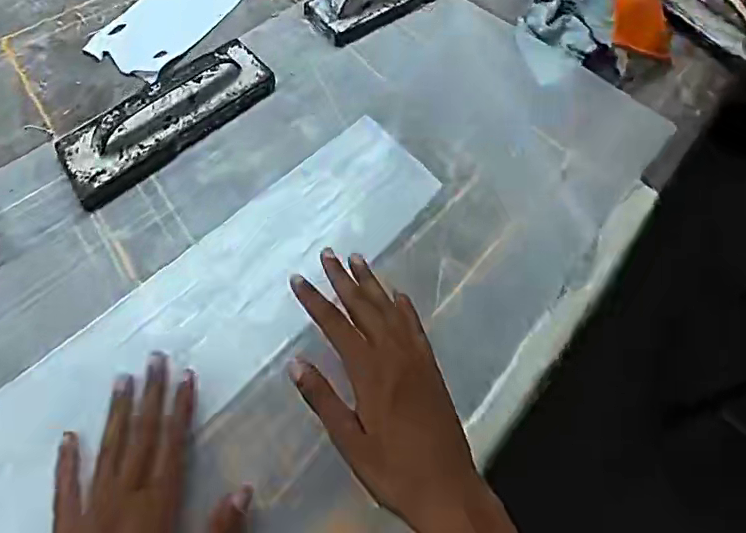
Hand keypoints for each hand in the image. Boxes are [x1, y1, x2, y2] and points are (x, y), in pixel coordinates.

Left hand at [55, 354, 250, 532]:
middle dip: (150, 395)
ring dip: (115, 413)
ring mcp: (91, 507)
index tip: (186, 374)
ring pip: (107, 449)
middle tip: (154, 357)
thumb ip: (218, 529)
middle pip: (141, 436)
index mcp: (156, 503)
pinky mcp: (64, 526)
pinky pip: (65, 487)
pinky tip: (68, 436)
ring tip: (121, 378)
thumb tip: (245, 488)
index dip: (180, 408)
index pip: (172, 444)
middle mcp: (123, 495)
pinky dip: (67, 460)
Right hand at [289, 250, 514, 532]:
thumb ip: (323, 400)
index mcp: (369, 371)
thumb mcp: (350, 443)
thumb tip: (295, 363)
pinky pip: (415, 326)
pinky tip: (397, 294)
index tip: (298, 279)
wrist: (449, 490)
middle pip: (362, 307)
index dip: (314, 300)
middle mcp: (392, 355)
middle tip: (327, 254)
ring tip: (357, 259)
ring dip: (371, 283)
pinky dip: (404, 306)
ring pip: (388, 309)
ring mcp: (415, 358)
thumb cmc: (393, 470)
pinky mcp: (431, 366)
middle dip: (342, 279)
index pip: (335, 325)